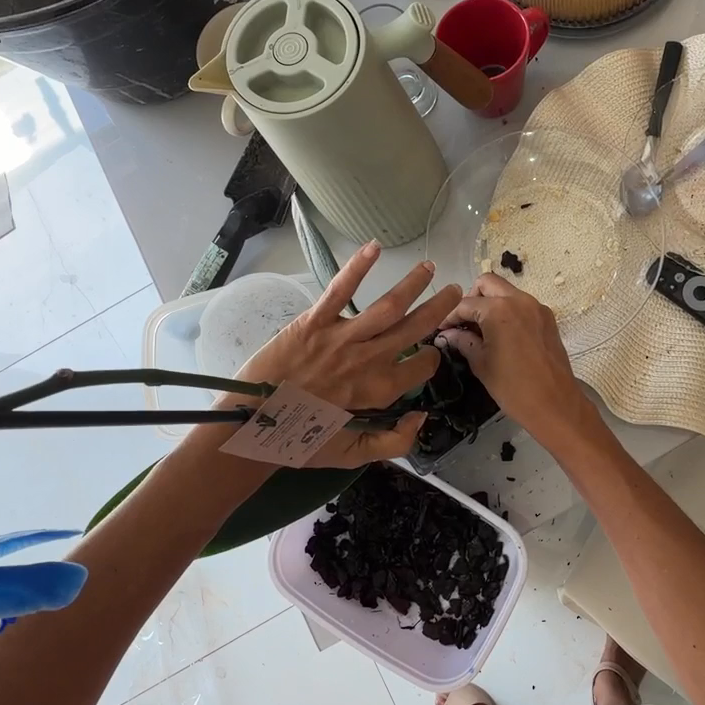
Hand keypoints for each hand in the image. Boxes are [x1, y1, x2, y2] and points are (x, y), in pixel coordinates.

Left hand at [232, 243, 461, 466]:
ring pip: (388, 307)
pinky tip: (375, 248)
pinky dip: (358, 268)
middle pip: (414, 329)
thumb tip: (421, 416)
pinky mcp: (313, 323)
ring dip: (413, 285)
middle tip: (455, 291)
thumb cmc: (301, 441)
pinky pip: (339, 291)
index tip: (430, 352)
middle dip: (439, 308)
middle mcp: (367, 362)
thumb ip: (394, 443)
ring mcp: (341, 339)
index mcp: (379, 392)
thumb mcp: (353, 455)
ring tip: (429, 267)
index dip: (431, 358)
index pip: (421, 367)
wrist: (249, 427)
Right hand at [436, 274, 596, 445]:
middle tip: (463, 322)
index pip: (465, 304)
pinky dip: (508, 311)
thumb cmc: (513, 388)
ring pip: (507, 291)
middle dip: (471, 298)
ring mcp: (537, 307)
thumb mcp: (481, 364)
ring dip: (490, 303)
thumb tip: (446, 334)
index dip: (449, 316)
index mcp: (499, 310)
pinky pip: (522, 304)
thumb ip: (463, 341)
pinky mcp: (548, 318)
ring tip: (480, 330)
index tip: (441, 330)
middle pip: (487, 283)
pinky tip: (501, 334)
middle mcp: (520, 300)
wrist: (555, 405)